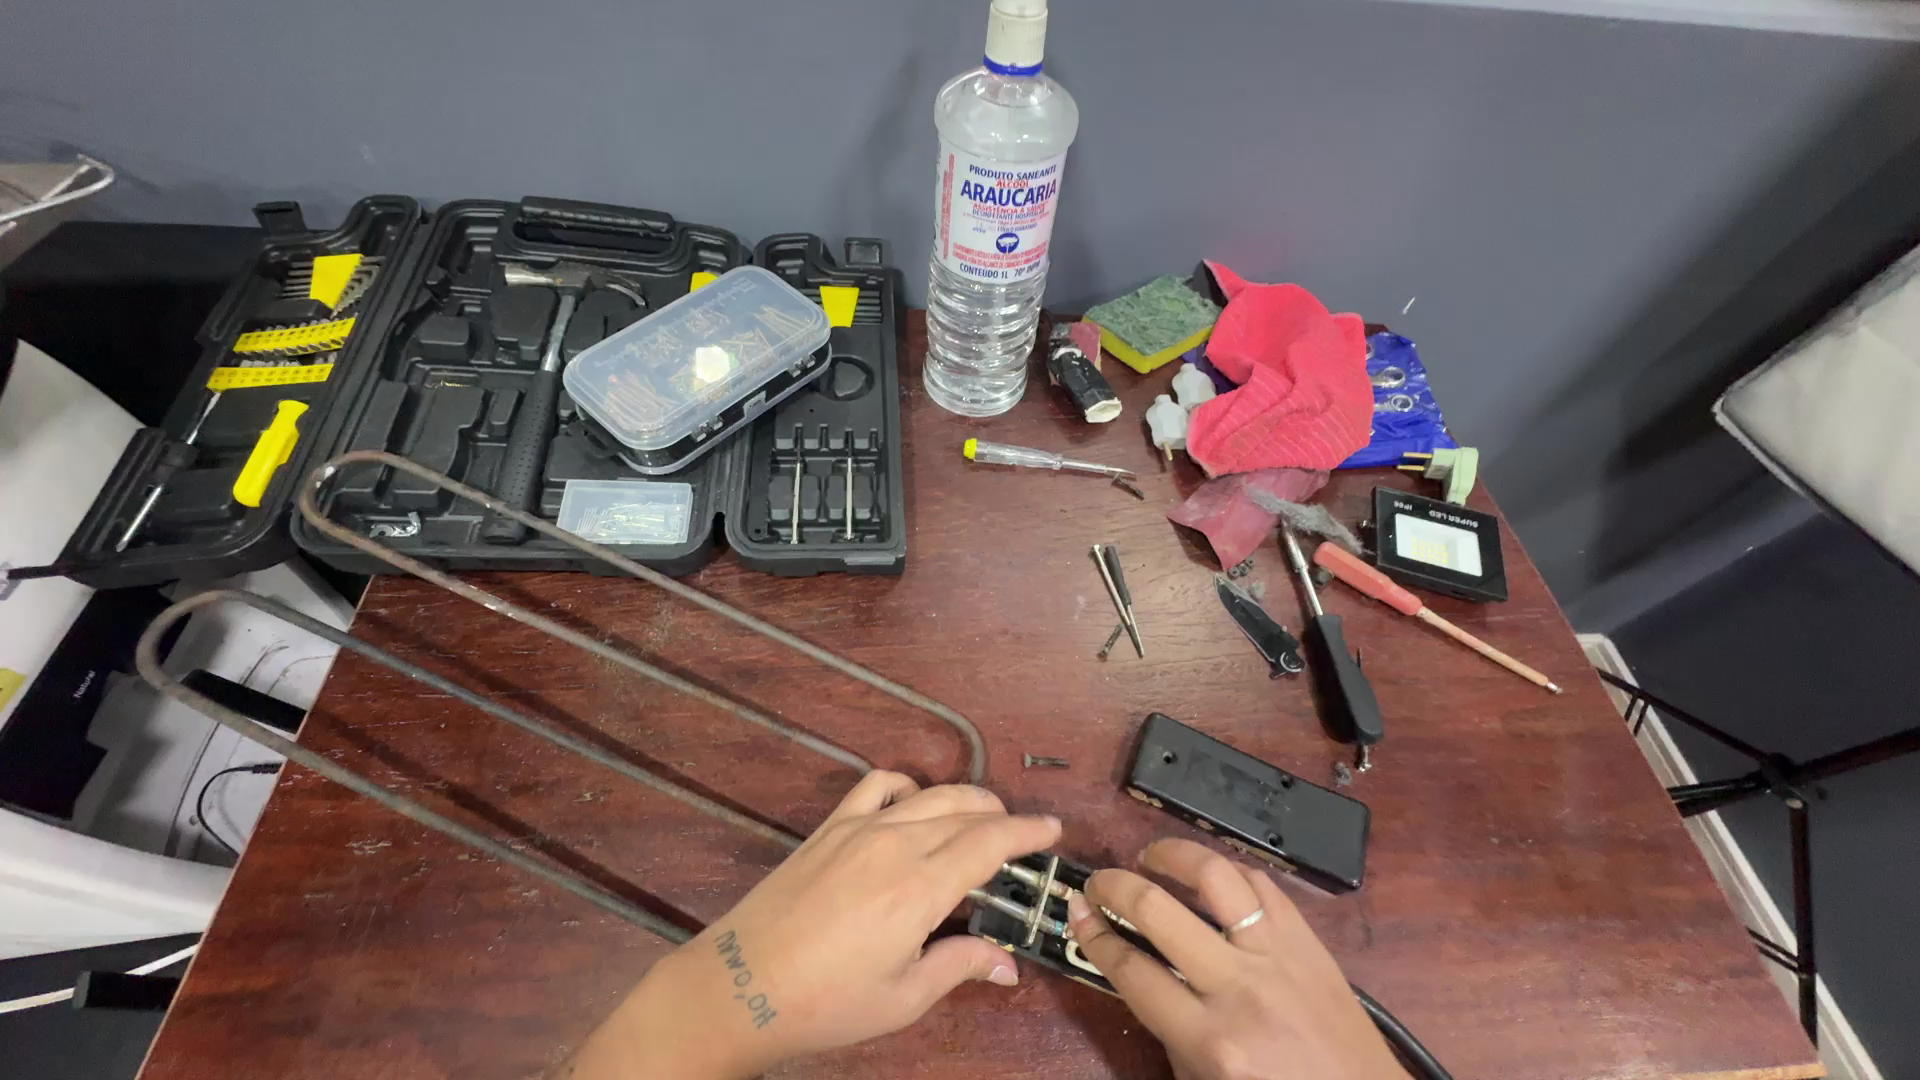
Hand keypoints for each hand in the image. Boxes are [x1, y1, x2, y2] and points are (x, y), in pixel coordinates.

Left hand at [567, 771, 1060, 1078]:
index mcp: (923, 887)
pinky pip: (877, 785)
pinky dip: (906, 784)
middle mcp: (898, 843)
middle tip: (1020, 833)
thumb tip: (1008, 965)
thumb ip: (960, 967)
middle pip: (966, 812)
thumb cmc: (828, 1001)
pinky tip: (914, 800)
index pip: (990, 843)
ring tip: (982, 813)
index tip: (1051, 829)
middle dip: (1001, 816)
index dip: (1027, 832)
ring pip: (930, 794)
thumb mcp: (903, 997)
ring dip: (965, 798)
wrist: (744, 984)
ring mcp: (862, 827)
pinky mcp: (832, 825)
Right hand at [1068, 839, 1405, 1079]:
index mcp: (1211, 1040)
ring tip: (1151, 857)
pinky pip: (1260, 884)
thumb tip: (1134, 965)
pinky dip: (1227, 873)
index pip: (1130, 969)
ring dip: (1170, 855)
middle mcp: (1239, 988)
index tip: (1076, 912)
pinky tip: (1210, 879)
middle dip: (1113, 886)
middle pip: (1156, 909)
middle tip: (1100, 882)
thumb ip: (1169, 1028)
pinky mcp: (1308, 939)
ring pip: (1213, 876)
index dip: (1092, 935)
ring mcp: (1278, 955)